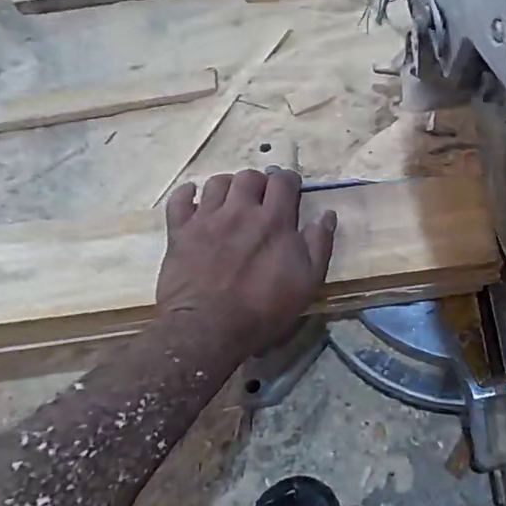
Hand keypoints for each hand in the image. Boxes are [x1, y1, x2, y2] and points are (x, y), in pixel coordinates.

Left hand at [155, 168, 337, 348]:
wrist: (208, 329)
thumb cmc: (265, 307)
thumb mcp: (308, 279)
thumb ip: (320, 243)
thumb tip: (327, 214)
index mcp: (275, 220)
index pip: (283, 180)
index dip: (289, 181)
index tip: (291, 191)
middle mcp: (240, 211)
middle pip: (249, 176)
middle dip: (259, 182)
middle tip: (261, 199)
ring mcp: (207, 220)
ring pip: (217, 182)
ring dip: (228, 186)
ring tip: (231, 201)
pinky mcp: (180, 233)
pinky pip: (178, 200)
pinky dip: (187, 194)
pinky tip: (194, 200)